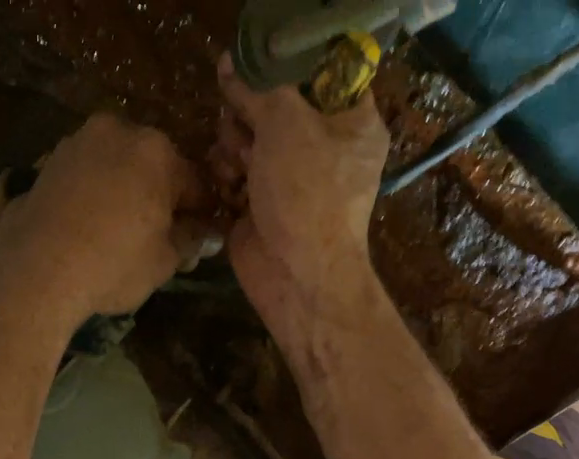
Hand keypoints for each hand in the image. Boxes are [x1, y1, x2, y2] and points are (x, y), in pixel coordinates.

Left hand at [0, 113, 201, 322]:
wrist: (38, 271)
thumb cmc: (114, 265)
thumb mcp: (164, 261)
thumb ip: (189, 239)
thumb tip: (202, 232)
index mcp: (157, 151)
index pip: (196, 182)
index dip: (202, 212)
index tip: (201, 235)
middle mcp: (118, 132)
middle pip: (153, 166)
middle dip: (159, 195)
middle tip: (158, 234)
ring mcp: (78, 142)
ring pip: (116, 166)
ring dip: (124, 190)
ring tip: (121, 230)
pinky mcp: (48, 162)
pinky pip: (85, 177)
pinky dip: (93, 194)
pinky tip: (90, 226)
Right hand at [214, 55, 390, 322]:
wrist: (297, 274)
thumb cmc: (307, 193)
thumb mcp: (286, 124)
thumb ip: (256, 89)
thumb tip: (229, 65)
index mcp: (352, 122)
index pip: (321, 75)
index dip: (284, 70)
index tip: (255, 75)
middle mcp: (324, 148)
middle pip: (274, 108)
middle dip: (248, 117)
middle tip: (241, 130)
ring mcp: (291, 180)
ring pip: (249, 141)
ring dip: (232, 149)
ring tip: (235, 168)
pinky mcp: (262, 206)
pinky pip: (236, 176)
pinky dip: (227, 179)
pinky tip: (227, 188)